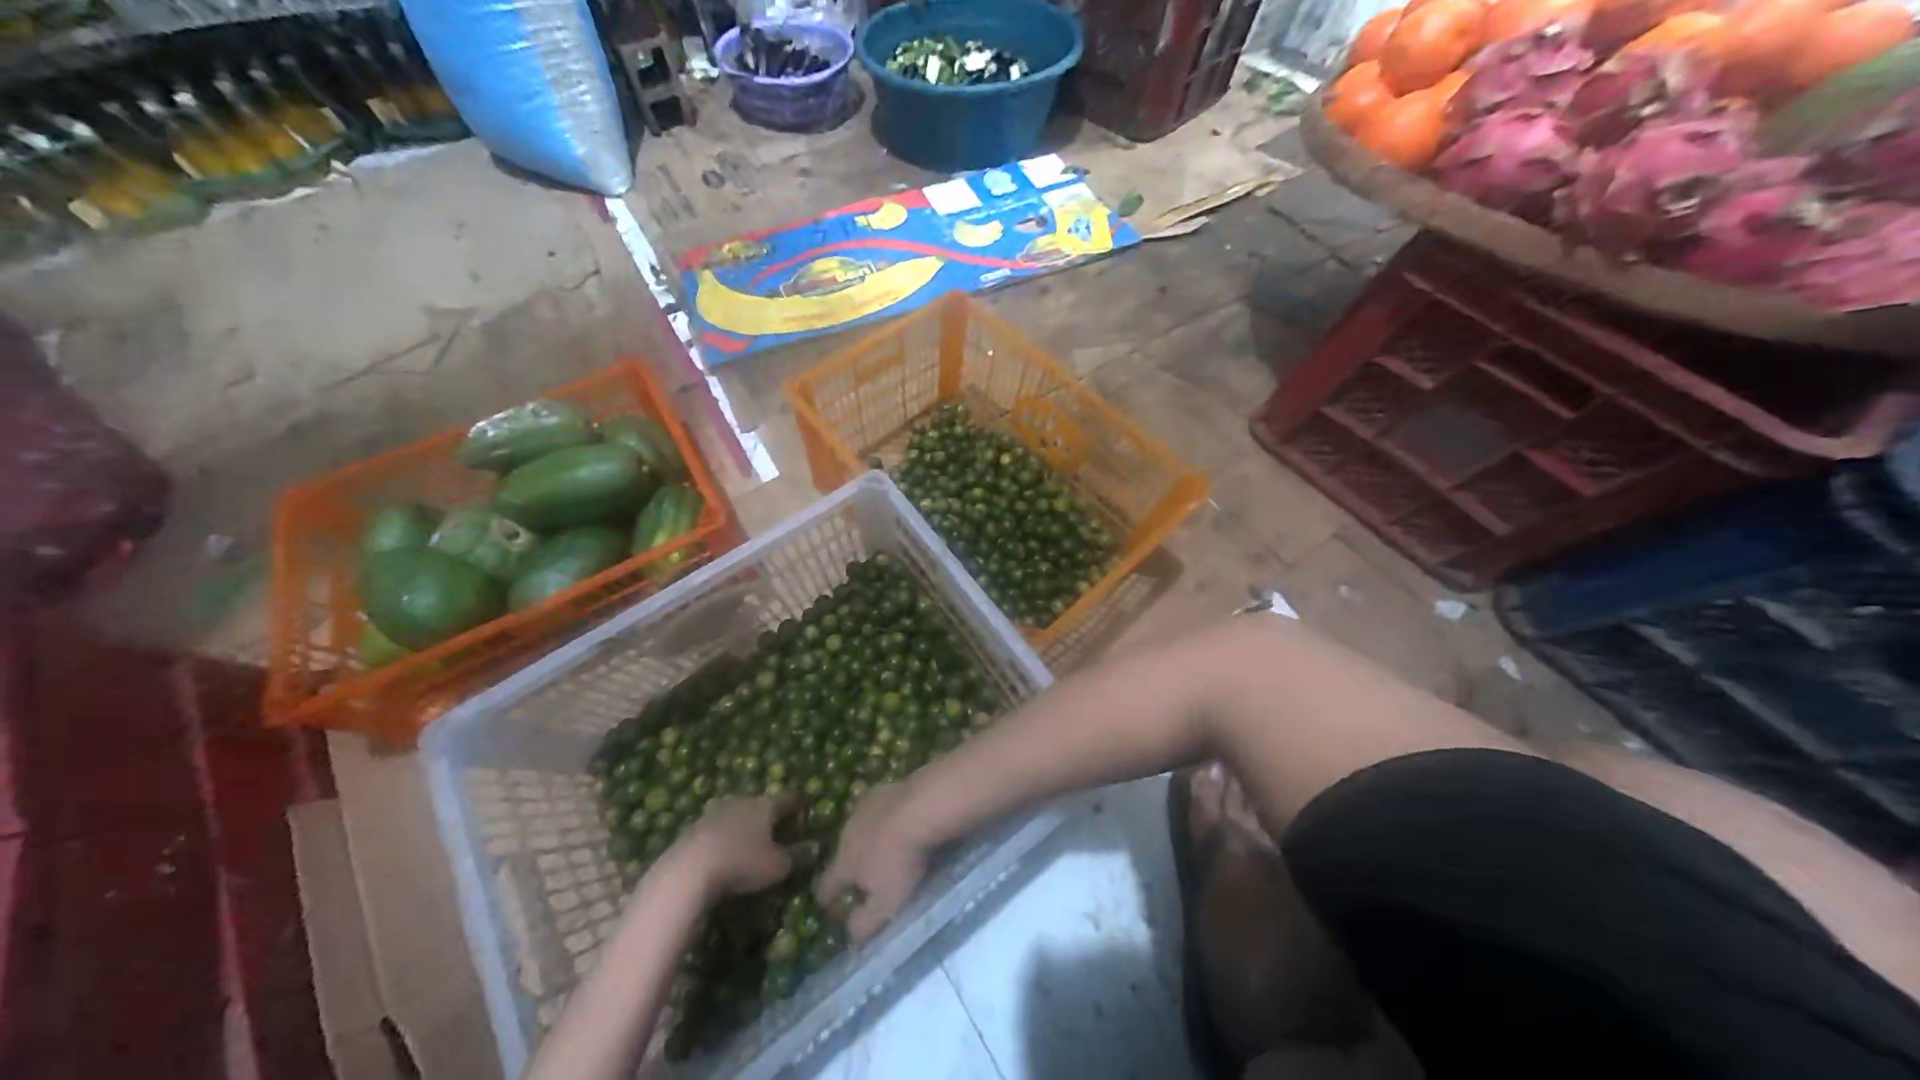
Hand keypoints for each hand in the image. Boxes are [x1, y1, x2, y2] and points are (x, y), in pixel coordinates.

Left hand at [670, 795, 798, 898]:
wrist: (689, 870)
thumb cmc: (742, 864)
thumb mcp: (778, 866)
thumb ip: (798, 855)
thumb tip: (816, 847)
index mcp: (766, 805)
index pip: (789, 798)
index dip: (799, 803)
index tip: (806, 807)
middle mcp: (742, 801)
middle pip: (762, 802)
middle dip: (771, 812)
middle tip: (779, 825)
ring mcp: (715, 812)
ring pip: (737, 811)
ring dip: (746, 821)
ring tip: (752, 836)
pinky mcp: (695, 827)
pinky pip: (718, 826)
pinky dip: (726, 833)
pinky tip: (726, 848)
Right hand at [815, 782, 930, 942]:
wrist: (920, 807)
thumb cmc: (901, 861)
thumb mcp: (886, 903)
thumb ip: (865, 923)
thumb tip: (850, 938)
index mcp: (844, 863)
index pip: (826, 886)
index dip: (827, 900)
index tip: (830, 908)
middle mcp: (847, 834)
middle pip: (842, 854)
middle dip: (851, 867)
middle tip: (866, 879)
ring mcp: (864, 808)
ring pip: (860, 829)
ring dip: (868, 840)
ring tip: (885, 848)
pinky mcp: (883, 789)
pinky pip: (879, 809)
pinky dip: (886, 818)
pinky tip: (902, 821)